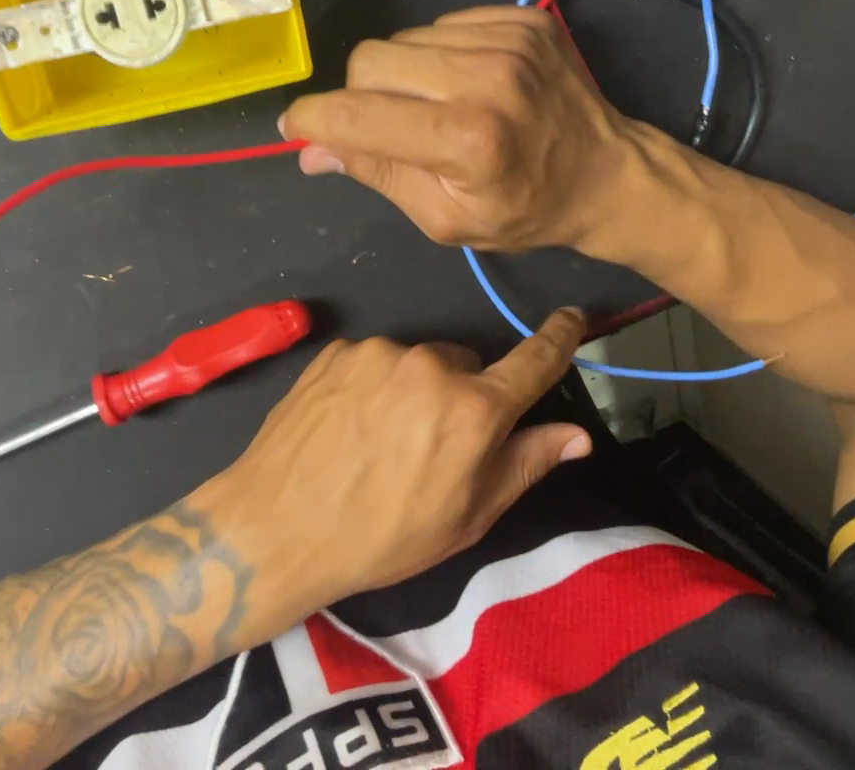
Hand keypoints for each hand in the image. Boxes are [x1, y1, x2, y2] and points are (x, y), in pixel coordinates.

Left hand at [199, 308, 590, 605]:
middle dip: (464, 395)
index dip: (559, 337)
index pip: (533, 360)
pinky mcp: (338, 351)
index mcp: (473, 409)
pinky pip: (376, 361)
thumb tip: (578, 434)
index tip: (574, 317)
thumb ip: (525, 464)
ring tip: (381, 440)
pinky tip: (350, 425)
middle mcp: (430, 365)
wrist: (276, 527)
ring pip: (418, 363)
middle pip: (467, 366)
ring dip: (415, 389)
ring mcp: (378, 352)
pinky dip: (375, 385)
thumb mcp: (467, 517)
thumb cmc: (383, 537)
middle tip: (433, 446)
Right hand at [279, 6, 650, 253]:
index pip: (356, 114)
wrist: (608, 174)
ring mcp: (509, 38)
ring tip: (435, 109)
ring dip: (401, 76)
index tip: (296, 129)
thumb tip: (311, 150)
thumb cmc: (524, 210)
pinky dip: (438, 56)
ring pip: (404, 40)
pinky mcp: (523, 16)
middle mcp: (485, 76)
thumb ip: (377, 175)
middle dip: (358, 96)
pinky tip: (466, 85)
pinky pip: (443, 25)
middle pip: (370, 61)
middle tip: (383, 128)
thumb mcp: (445, 218)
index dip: (313, 120)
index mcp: (466, 139)